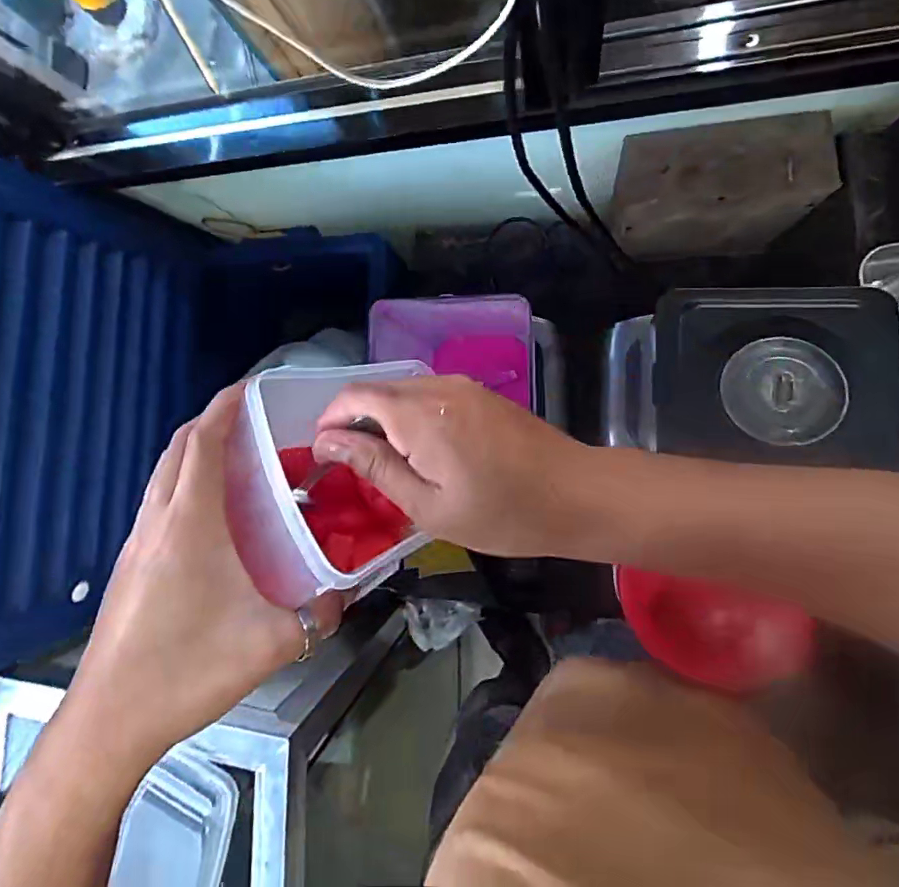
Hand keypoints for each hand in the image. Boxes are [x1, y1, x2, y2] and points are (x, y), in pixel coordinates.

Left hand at [71, 384, 340, 755]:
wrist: (108, 720)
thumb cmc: (186, 670)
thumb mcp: (270, 643)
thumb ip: (317, 615)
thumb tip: (344, 595)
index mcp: (190, 522)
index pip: (204, 443)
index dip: (225, 407)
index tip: (250, 388)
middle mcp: (158, 520)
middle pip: (178, 448)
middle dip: (211, 422)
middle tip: (251, 421)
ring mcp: (136, 541)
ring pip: (163, 474)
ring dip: (193, 452)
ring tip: (234, 460)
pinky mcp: (128, 565)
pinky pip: (157, 501)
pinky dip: (182, 484)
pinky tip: (209, 516)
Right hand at [312, 376, 594, 557]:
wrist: (576, 494)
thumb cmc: (502, 513)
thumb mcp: (428, 505)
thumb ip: (375, 467)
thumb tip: (327, 442)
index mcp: (419, 413)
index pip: (354, 397)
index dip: (329, 422)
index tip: (323, 457)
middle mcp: (437, 386)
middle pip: (376, 389)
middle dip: (353, 422)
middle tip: (353, 467)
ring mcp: (462, 385)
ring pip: (401, 390)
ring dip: (382, 419)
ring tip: (385, 463)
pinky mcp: (479, 392)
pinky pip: (428, 394)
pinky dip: (409, 415)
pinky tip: (420, 450)